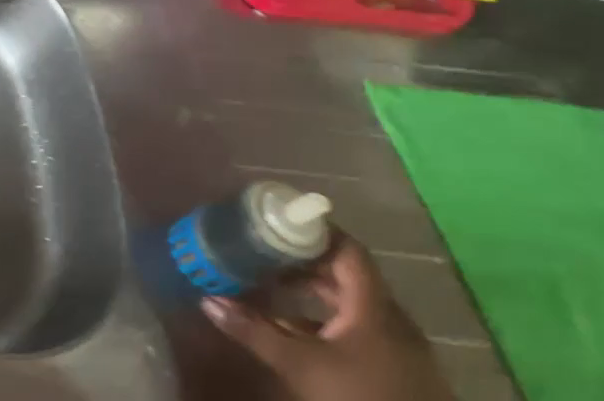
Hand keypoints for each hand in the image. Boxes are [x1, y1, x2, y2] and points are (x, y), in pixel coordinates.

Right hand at [201, 237, 455, 400]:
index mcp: (372, 307)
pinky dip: (325, 317)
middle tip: (263, 250)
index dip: (316, 230)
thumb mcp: (299, 365)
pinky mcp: (395, 366)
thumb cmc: (357, 397)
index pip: (348, 250)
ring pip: (350, 301)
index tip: (279, 220)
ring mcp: (396, 344)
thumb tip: (208, 300)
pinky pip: (357, 326)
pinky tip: (296, 328)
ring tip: (271, 285)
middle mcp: (389, 317)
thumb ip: (255, 330)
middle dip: (303, 259)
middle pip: (346, 273)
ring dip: (312, 289)